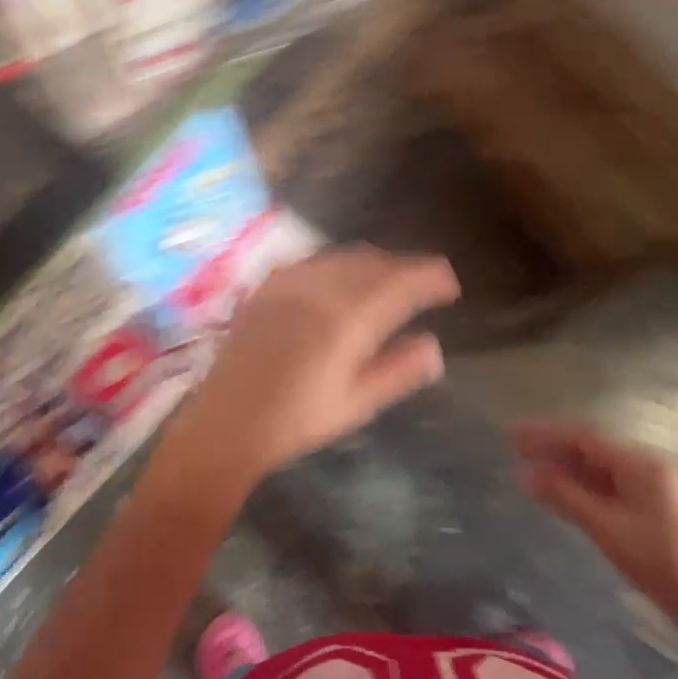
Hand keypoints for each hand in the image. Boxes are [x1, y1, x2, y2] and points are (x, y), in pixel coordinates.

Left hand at [174, 246, 458, 481]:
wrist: (228, 421)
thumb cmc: (296, 420)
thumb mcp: (356, 404)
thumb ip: (398, 371)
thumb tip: (433, 346)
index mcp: (346, 322)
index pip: (399, 283)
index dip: (428, 276)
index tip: (448, 282)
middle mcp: (317, 293)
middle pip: (370, 263)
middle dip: (402, 266)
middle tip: (422, 280)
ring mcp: (286, 287)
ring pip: (338, 257)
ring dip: (369, 262)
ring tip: (386, 277)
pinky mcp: (263, 290)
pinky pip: (307, 262)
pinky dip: (333, 263)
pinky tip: (338, 278)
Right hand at [515, 423, 677, 624]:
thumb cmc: (657, 559)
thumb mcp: (604, 525)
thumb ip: (563, 494)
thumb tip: (524, 472)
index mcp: (641, 465)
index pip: (584, 438)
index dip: (545, 433)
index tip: (512, 431)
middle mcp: (645, 467)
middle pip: (589, 448)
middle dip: (551, 447)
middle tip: (513, 447)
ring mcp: (647, 486)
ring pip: (594, 467)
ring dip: (561, 466)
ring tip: (525, 465)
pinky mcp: (645, 504)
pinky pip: (603, 484)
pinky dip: (576, 484)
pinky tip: (553, 489)